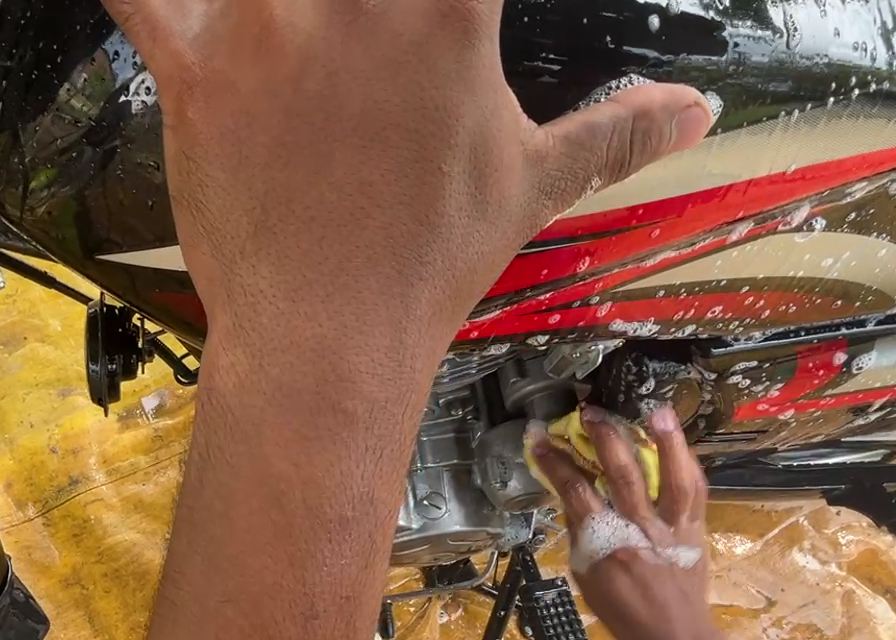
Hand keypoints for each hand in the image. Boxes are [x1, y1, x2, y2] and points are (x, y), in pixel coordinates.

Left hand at [102, 0, 715, 366]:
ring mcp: (266, 29)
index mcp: (447, 10)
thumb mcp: (530, 194)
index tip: (441, 5)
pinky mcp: (195, 75)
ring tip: (290, 23)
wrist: (332, 348)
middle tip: (348, 21)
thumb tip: (700, 109)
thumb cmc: (429, 272)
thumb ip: (613, 135)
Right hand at [529, 404, 712, 639]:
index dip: (555, 462)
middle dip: (604, 438)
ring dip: (664, 440)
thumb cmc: (622, 611)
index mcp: (604, 543)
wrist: (672, 635)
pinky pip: (695, 491)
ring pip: (670, 477)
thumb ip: (581, 535)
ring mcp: (672, 527)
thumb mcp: (585, 575)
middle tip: (591, 413)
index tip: (540, 439)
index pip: (575, 492)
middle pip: (622, 474)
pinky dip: (687, 463)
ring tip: (656, 410)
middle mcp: (639, 529)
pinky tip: (680, 443)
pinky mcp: (695, 528)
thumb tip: (575, 501)